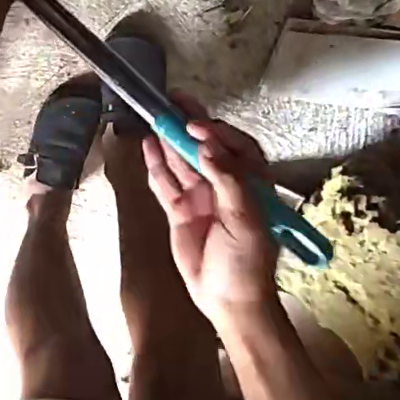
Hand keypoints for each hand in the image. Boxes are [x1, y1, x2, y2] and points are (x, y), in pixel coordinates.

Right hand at [141, 93, 281, 332]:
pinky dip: (156, 166)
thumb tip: (206, 145)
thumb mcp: (247, 218)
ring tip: (155, 117)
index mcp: (250, 184)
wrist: (229, 299)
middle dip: (190, 124)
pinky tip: (149, 147)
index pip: (235, 147)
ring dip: (170, 141)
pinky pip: (166, 184)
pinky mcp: (179, 212)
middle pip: (205, 148)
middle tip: (173, 100)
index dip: (216, 132)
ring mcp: (200, 198)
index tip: (196, 124)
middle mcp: (224, 185)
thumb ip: (227, 179)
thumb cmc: (247, 260)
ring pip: (182, 162)